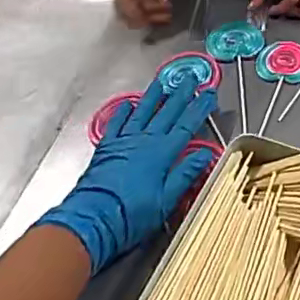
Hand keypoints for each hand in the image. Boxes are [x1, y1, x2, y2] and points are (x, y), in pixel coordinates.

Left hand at [35, 76, 217, 273]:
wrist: (90, 222)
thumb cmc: (131, 215)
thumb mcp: (166, 201)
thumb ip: (186, 174)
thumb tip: (205, 154)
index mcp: (163, 153)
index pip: (187, 124)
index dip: (199, 108)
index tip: (209, 94)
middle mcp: (145, 142)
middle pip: (167, 112)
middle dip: (181, 93)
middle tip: (190, 78)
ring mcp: (124, 142)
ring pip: (142, 112)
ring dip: (153, 96)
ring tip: (161, 81)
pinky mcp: (106, 148)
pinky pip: (116, 124)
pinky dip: (123, 113)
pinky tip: (128, 104)